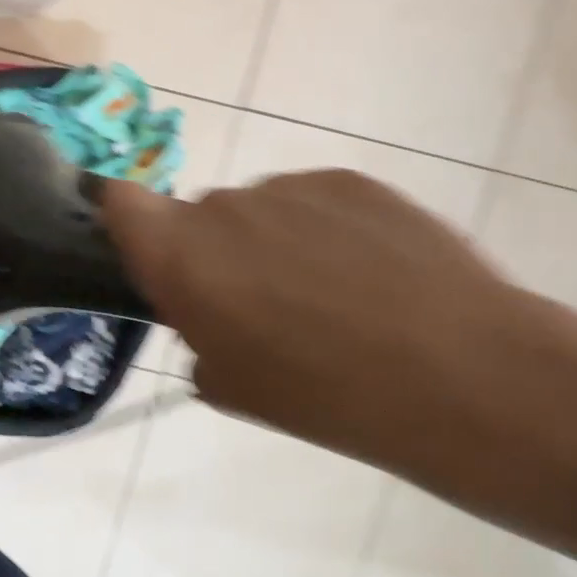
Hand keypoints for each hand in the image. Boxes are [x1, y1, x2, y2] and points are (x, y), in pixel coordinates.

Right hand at [100, 170, 530, 459]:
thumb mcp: (225, 383)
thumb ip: (196, 334)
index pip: (118, 202)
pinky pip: (311, 201)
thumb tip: (214, 319)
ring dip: (268, 239)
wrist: (459, 375)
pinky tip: (365, 275)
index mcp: (175, 255)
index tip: (144, 255)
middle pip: (194, 215)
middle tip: (252, 302)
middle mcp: (221, 207)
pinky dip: (321, 229)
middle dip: (210, 250)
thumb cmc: (317, 394)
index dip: (125, 221)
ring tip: (323, 292)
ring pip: (256, 209)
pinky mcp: (355, 182)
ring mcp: (290, 189)